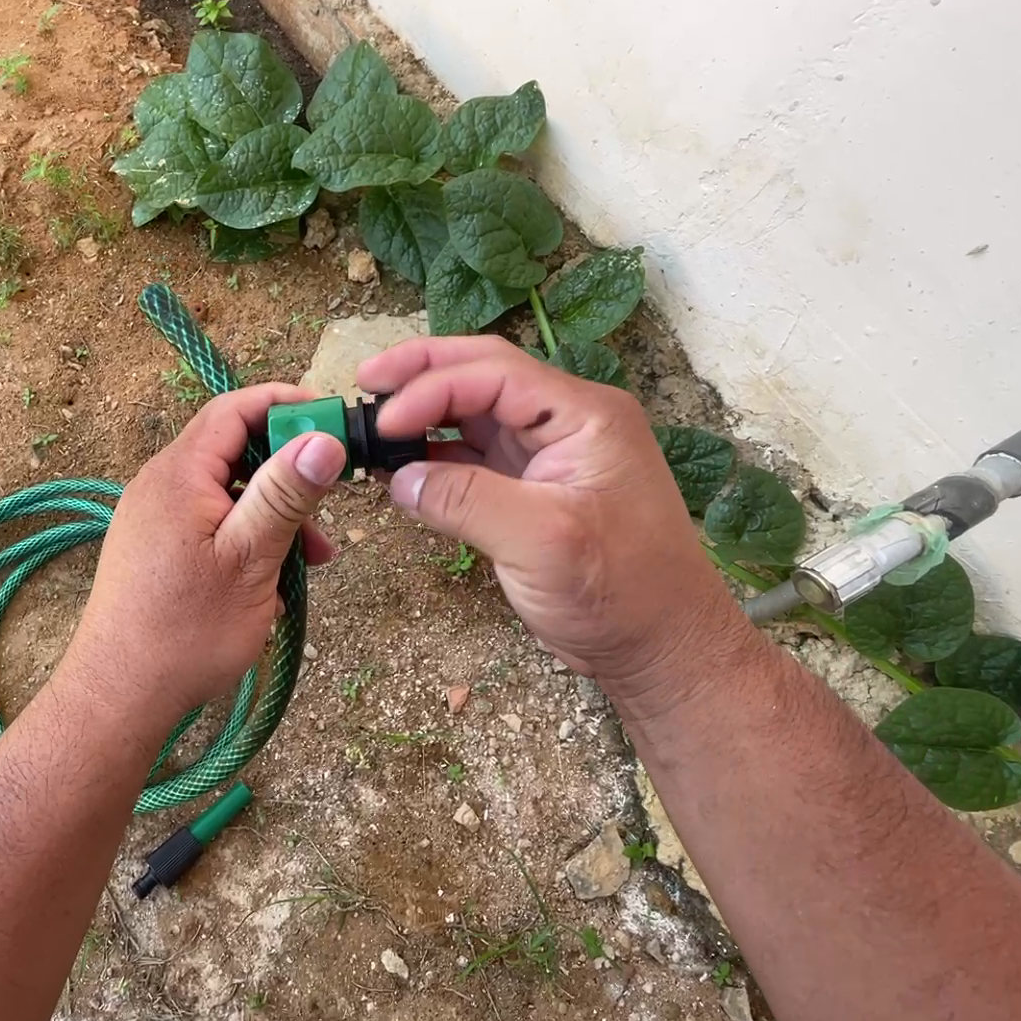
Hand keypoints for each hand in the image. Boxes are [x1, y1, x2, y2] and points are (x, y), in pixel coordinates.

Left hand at [68, 384, 344, 716]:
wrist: (120, 694)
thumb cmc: (187, 629)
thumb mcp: (249, 557)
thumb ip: (284, 494)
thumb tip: (324, 437)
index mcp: (179, 473)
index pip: (234, 409)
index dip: (285, 404)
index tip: (331, 418)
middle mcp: (160, 485)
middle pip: (232, 450)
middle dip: (286, 471)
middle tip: (330, 499)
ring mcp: (155, 518)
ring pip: (227, 493)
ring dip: (273, 514)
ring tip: (312, 557)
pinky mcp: (156, 548)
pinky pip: (211, 523)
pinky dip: (247, 538)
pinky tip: (272, 580)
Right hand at [358, 336, 752, 706]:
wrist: (657, 647)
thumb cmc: (619, 591)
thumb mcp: (542, 540)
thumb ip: (465, 500)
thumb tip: (399, 478)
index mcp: (582, 415)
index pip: (494, 374)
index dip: (430, 387)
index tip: (382, 418)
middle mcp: (562, 423)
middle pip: (481, 376)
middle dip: (420, 374)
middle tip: (364, 381)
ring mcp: (543, 456)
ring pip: (470, 416)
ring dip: (421, 416)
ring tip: (370, 424)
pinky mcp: (525, 491)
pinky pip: (468, 460)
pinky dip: (430, 459)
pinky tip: (396, 469)